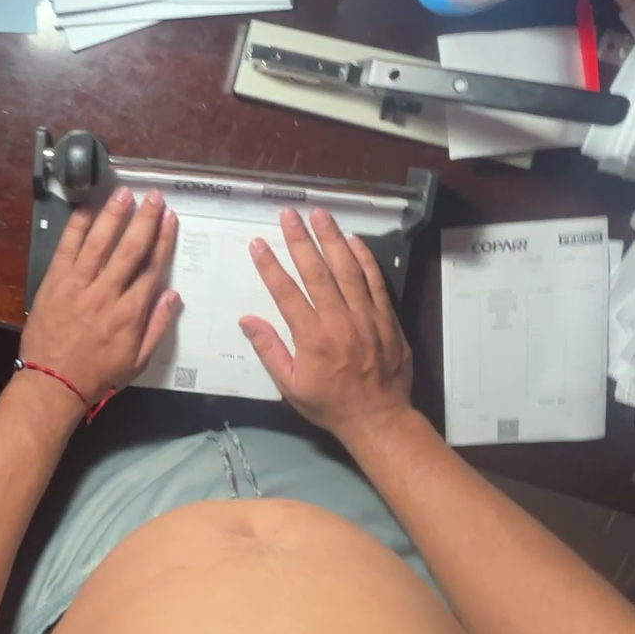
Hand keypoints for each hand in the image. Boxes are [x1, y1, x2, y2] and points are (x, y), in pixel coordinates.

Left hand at [21, 186, 181, 407]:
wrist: (52, 382)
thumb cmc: (98, 373)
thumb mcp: (138, 360)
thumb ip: (157, 326)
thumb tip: (173, 295)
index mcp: (130, 312)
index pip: (152, 268)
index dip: (163, 240)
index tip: (170, 218)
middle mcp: (106, 292)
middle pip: (129, 248)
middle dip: (144, 219)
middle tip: (154, 196)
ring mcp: (78, 284)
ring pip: (99, 242)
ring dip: (113, 215)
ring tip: (123, 193)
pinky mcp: (54, 281)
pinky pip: (66, 248)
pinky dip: (76, 228)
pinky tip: (87, 209)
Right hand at [240, 207, 413, 438]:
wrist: (379, 418)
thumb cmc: (329, 403)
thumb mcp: (290, 385)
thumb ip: (269, 350)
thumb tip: (247, 320)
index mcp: (312, 338)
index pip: (286, 293)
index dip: (270, 266)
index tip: (258, 243)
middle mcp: (339, 321)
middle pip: (317, 272)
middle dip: (300, 240)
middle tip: (289, 215)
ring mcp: (367, 316)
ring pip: (347, 270)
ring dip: (332, 239)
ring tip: (320, 215)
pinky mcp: (387, 317)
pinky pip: (375, 281)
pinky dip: (364, 258)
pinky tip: (353, 240)